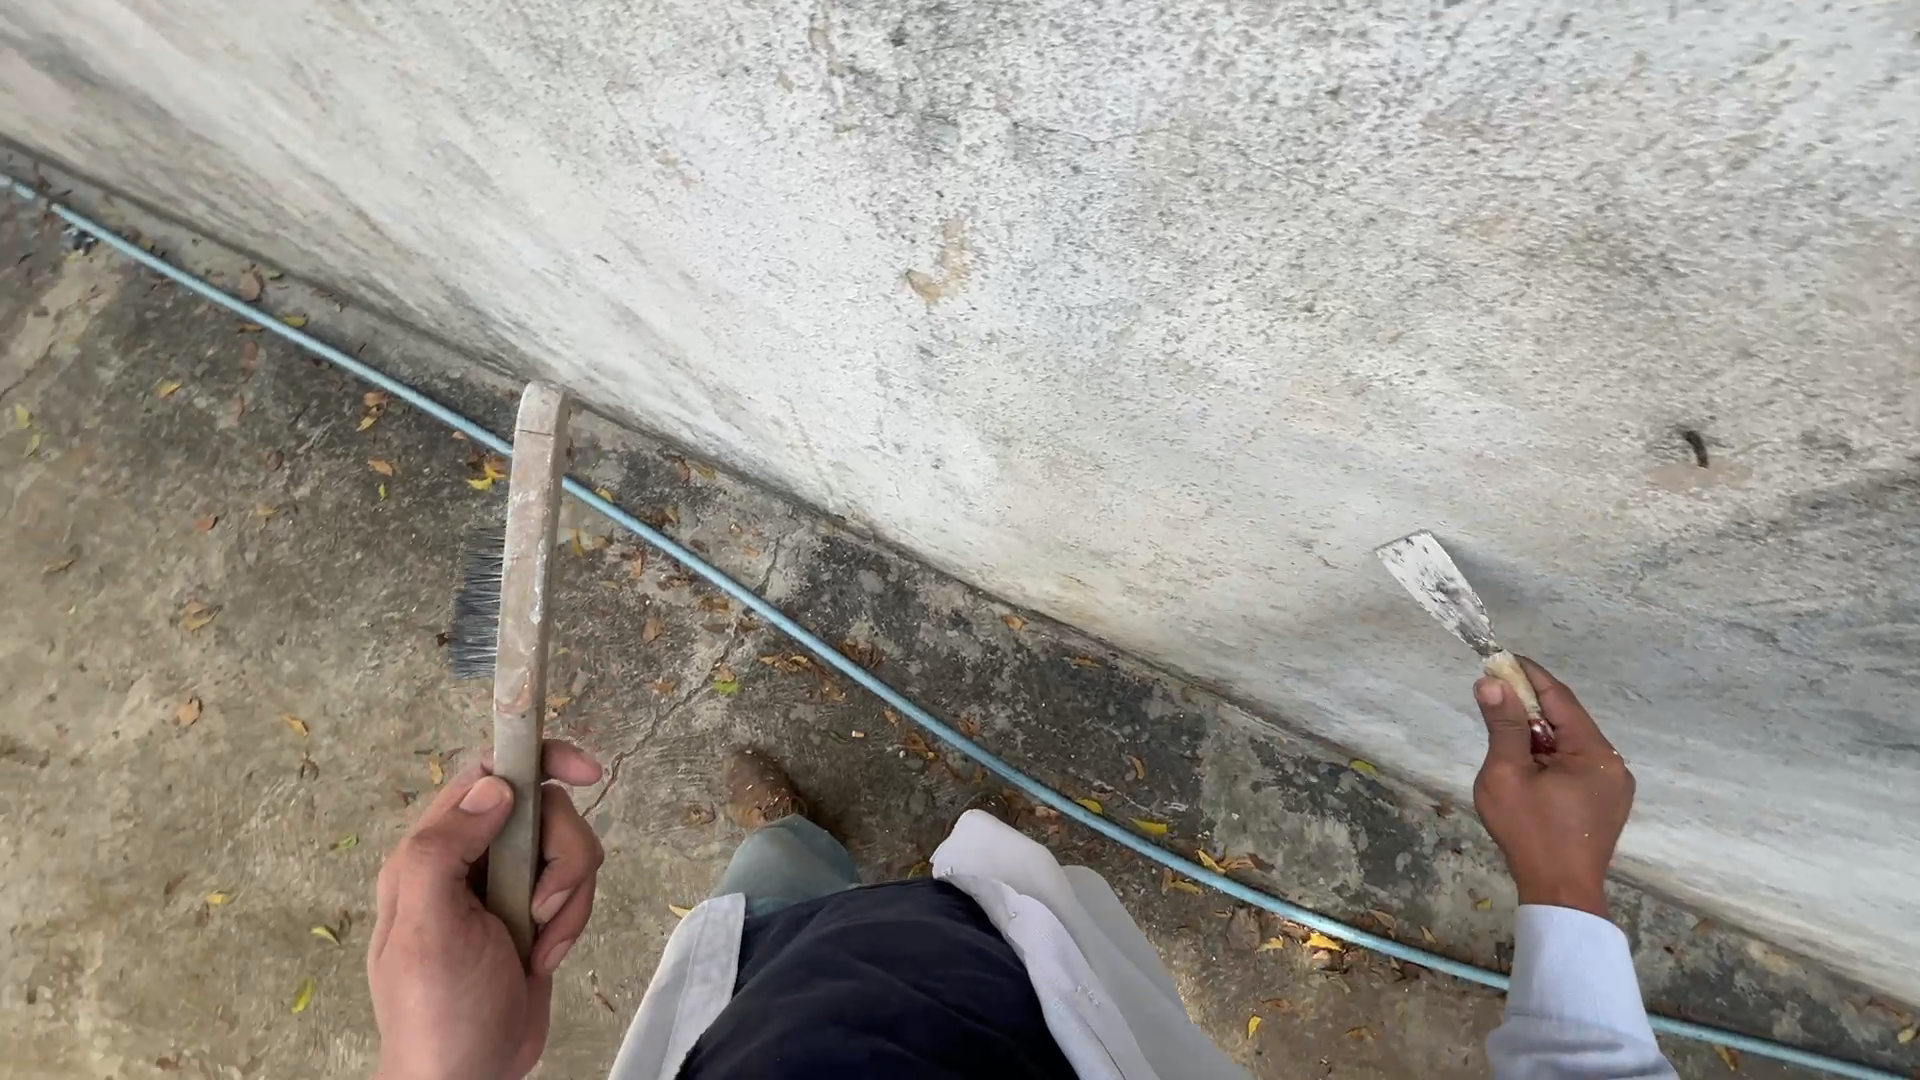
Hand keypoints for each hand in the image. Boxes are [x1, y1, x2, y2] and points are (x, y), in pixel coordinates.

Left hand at [368, 741, 604, 1079]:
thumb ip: (444, 849)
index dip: (541, 758)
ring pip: (572, 846)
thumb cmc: (437, 1008)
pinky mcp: (539, 908)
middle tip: (543, 903)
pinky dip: (573, 918)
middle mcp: (475, 857)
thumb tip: (497, 786)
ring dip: (570, 894)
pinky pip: (579, 884)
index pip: (492, 772)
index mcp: (435, 851)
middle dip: (562, 854)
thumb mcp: (427, 930)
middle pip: (548, 810)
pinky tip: (544, 956)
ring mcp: (509, 884)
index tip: (587, 773)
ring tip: (541, 941)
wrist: (467, 1077)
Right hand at [1471, 658, 1633, 918]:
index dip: (1528, 674)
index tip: (1498, 656)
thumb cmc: (1530, 829)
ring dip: (1534, 726)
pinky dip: (1545, 748)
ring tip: (1499, 723)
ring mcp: (1612, 784)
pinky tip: (1521, 755)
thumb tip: (1490, 681)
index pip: (1559, 698)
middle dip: (1528, 700)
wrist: (1559, 889)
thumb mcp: (1507, 773)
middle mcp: (1613, 764)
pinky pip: (1572, 759)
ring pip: (1568, 739)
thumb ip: (1503, 725)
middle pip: (1566, 717)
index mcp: (1596, 754)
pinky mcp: (1603, 799)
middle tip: (1491, 688)